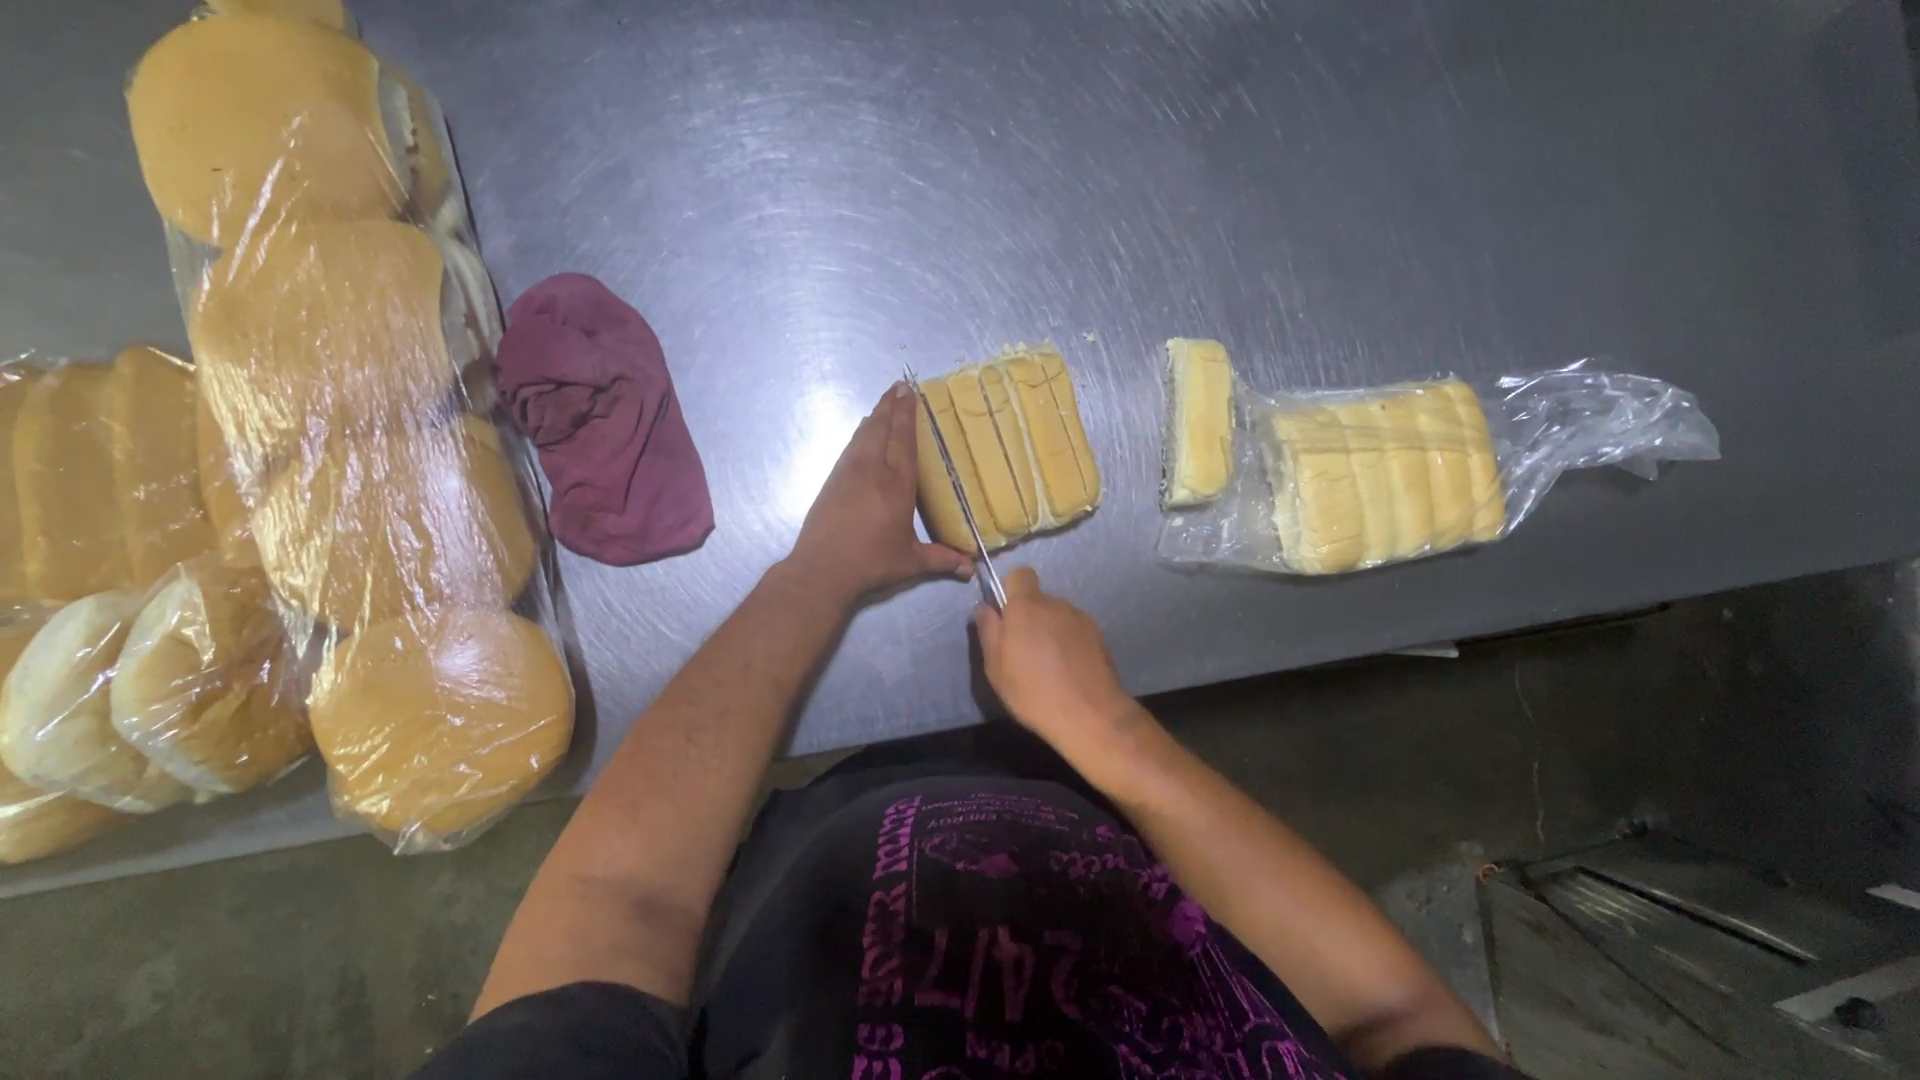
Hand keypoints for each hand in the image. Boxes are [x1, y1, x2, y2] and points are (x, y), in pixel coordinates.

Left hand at [787, 383, 971, 602]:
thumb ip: (941, 559)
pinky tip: (861, 435)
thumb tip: (969, 570)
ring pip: (863, 435)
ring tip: (883, 405)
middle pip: (881, 428)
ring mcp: (848, 473)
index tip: (908, 392)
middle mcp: (872, 470)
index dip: (906, 414)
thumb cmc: (871, 562)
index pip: (904, 440)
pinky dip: (859, 435)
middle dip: (890, 406)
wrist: (822, 568)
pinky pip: (849, 449)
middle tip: (897, 386)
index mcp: (897, 484)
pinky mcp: (832, 482)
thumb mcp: (910, 562)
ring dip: (874, 417)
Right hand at [974, 567, 1152, 768]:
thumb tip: (985, 608)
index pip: (1020, 574)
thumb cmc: (1033, 692)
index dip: (1010, 590)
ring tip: (1049, 664)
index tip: (1006, 617)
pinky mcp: (1099, 635)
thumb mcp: (996, 668)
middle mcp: (1056, 604)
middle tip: (1024, 651)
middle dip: (1029, 617)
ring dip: (1050, 630)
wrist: (1090, 714)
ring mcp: (1081, 618)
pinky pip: (1075, 629)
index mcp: (1027, 607)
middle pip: (1038, 599)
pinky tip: (1068, 669)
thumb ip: (989, 632)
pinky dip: (1069, 642)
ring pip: (1057, 615)